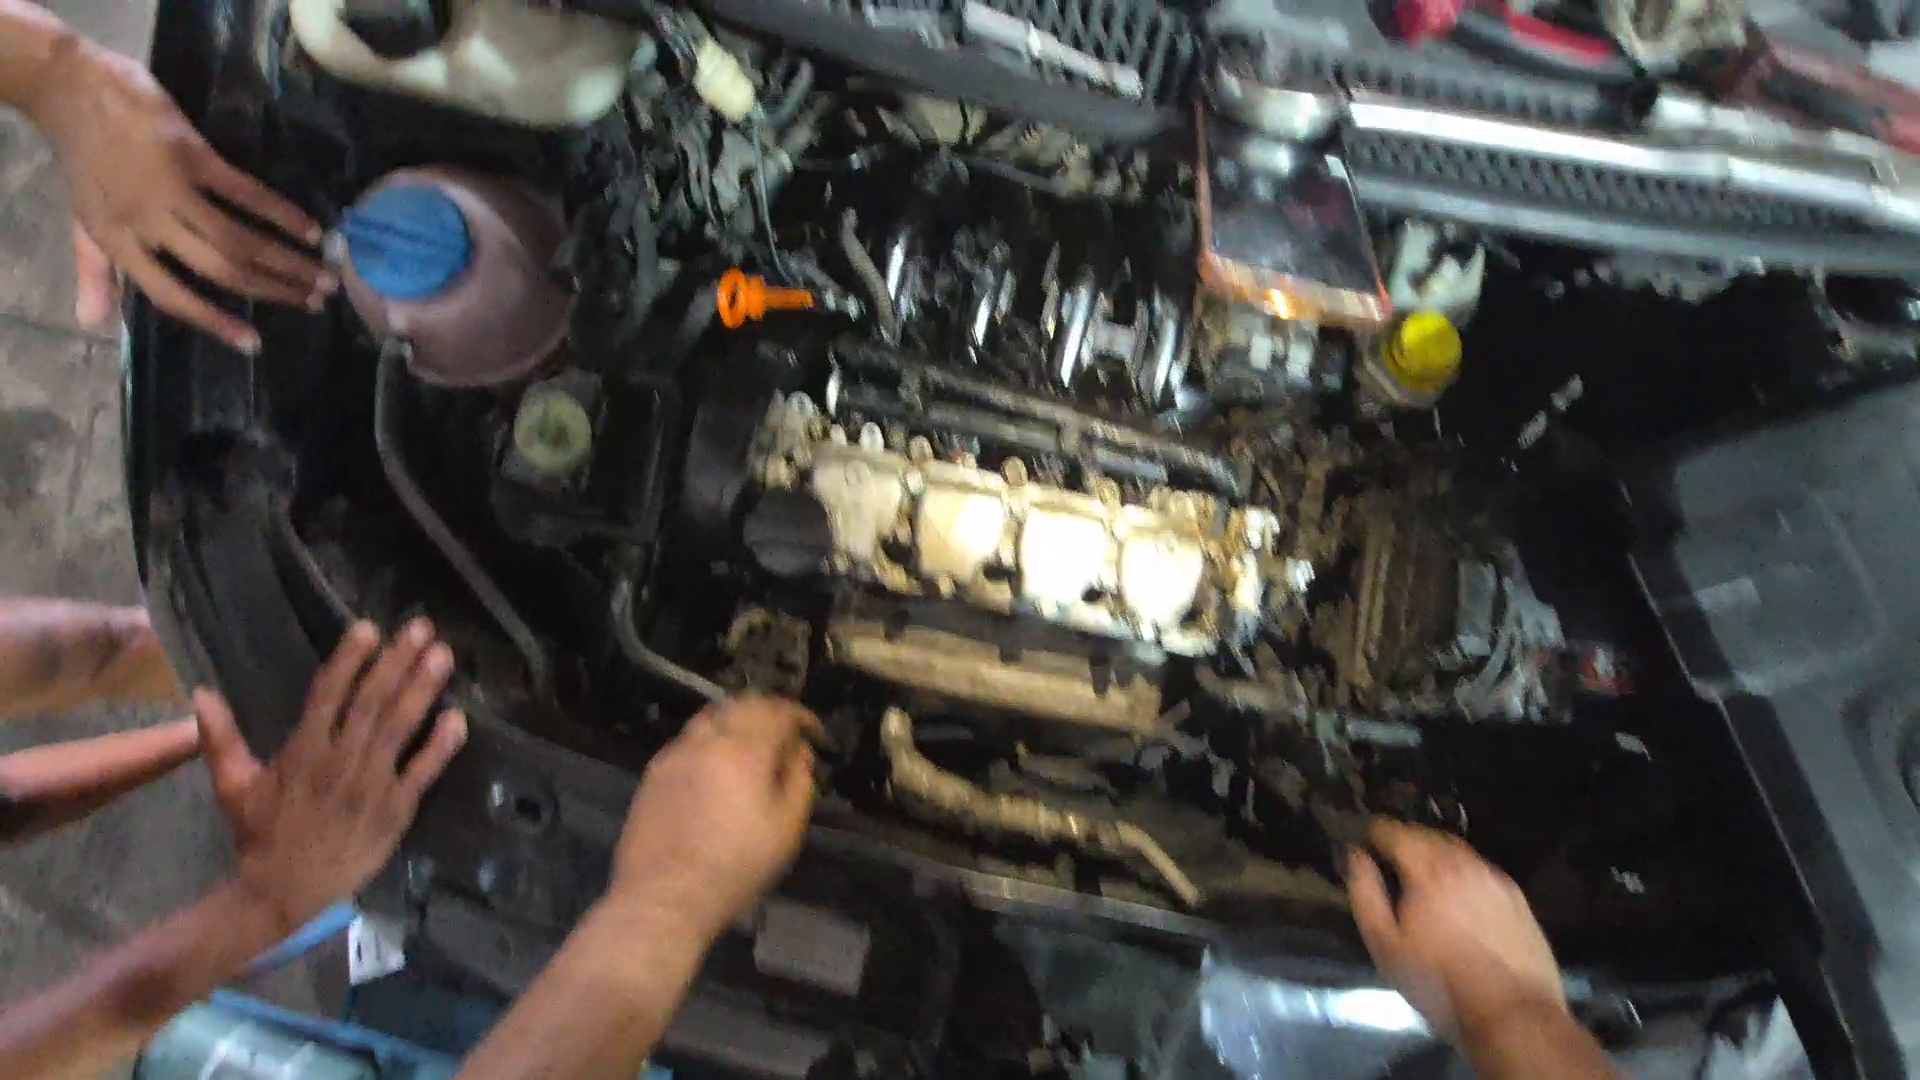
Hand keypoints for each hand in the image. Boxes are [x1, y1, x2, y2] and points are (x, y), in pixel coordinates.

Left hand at [21, 36, 334, 351]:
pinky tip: (313, 231)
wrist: (65, 85)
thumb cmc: (82, 159)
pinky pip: (249, 194)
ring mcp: (167, 186)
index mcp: (116, 238)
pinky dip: (286, 217)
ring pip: (240, 239)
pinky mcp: (189, 154)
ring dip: (290, 262)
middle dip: (276, 290)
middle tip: (315, 302)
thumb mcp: (82, 219)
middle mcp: (142, 218)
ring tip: (326, 275)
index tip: (255, 345)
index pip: (168, 295)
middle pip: (222, 269)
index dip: (213, 323)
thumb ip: (97, 271)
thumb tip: (94, 320)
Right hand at [193, 620, 468, 935]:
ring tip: (444, 655)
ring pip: (401, 726)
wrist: (283, 891)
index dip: (350, 659)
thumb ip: (221, 738)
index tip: (370, 627)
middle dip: (398, 661)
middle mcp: (340, 759)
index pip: (328, 694)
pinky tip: (460, 716)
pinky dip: (443, 744)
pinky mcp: (398, 804)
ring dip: (424, 689)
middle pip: (373, 701)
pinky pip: (424, 770)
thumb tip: (201, 694)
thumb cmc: (263, 833)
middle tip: (424, 627)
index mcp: (302, 751)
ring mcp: (372, 781)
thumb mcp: (234, 786)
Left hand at [606, 696, 819, 941]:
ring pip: (712, 715)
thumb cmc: (736, 867)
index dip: (801, 716)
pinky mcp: (654, 772)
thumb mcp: (787, 829)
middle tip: (784, 732)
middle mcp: (710, 740)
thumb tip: (799, 752)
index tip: (812, 731)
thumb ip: (800, 780)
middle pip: (744, 704)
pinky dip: (710, 738)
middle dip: (770, 711)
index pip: (779, 712)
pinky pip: (689, 739)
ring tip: (749, 742)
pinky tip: (715, 764)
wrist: (663, 900)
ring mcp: (677, 753)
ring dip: (737, 719)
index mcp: (746, 751)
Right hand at [1347, 819, 1566, 1043]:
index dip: (1372, 833)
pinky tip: (1456, 893)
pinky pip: (1479, 868)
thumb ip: (1364, 892)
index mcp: (1427, 869)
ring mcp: (1494, 879)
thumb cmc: (1439, 980)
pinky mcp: (1517, 898)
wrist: (1515, 1017)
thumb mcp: (1384, 943)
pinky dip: (1460, 870)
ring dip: (1433, 852)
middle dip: (1403, 839)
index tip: (1364, 845)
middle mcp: (1463, 863)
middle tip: (1389, 859)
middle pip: (1424, 833)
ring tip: (1421, 874)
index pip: (1392, 829)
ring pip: (1455, 848)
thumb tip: (1356, 856)